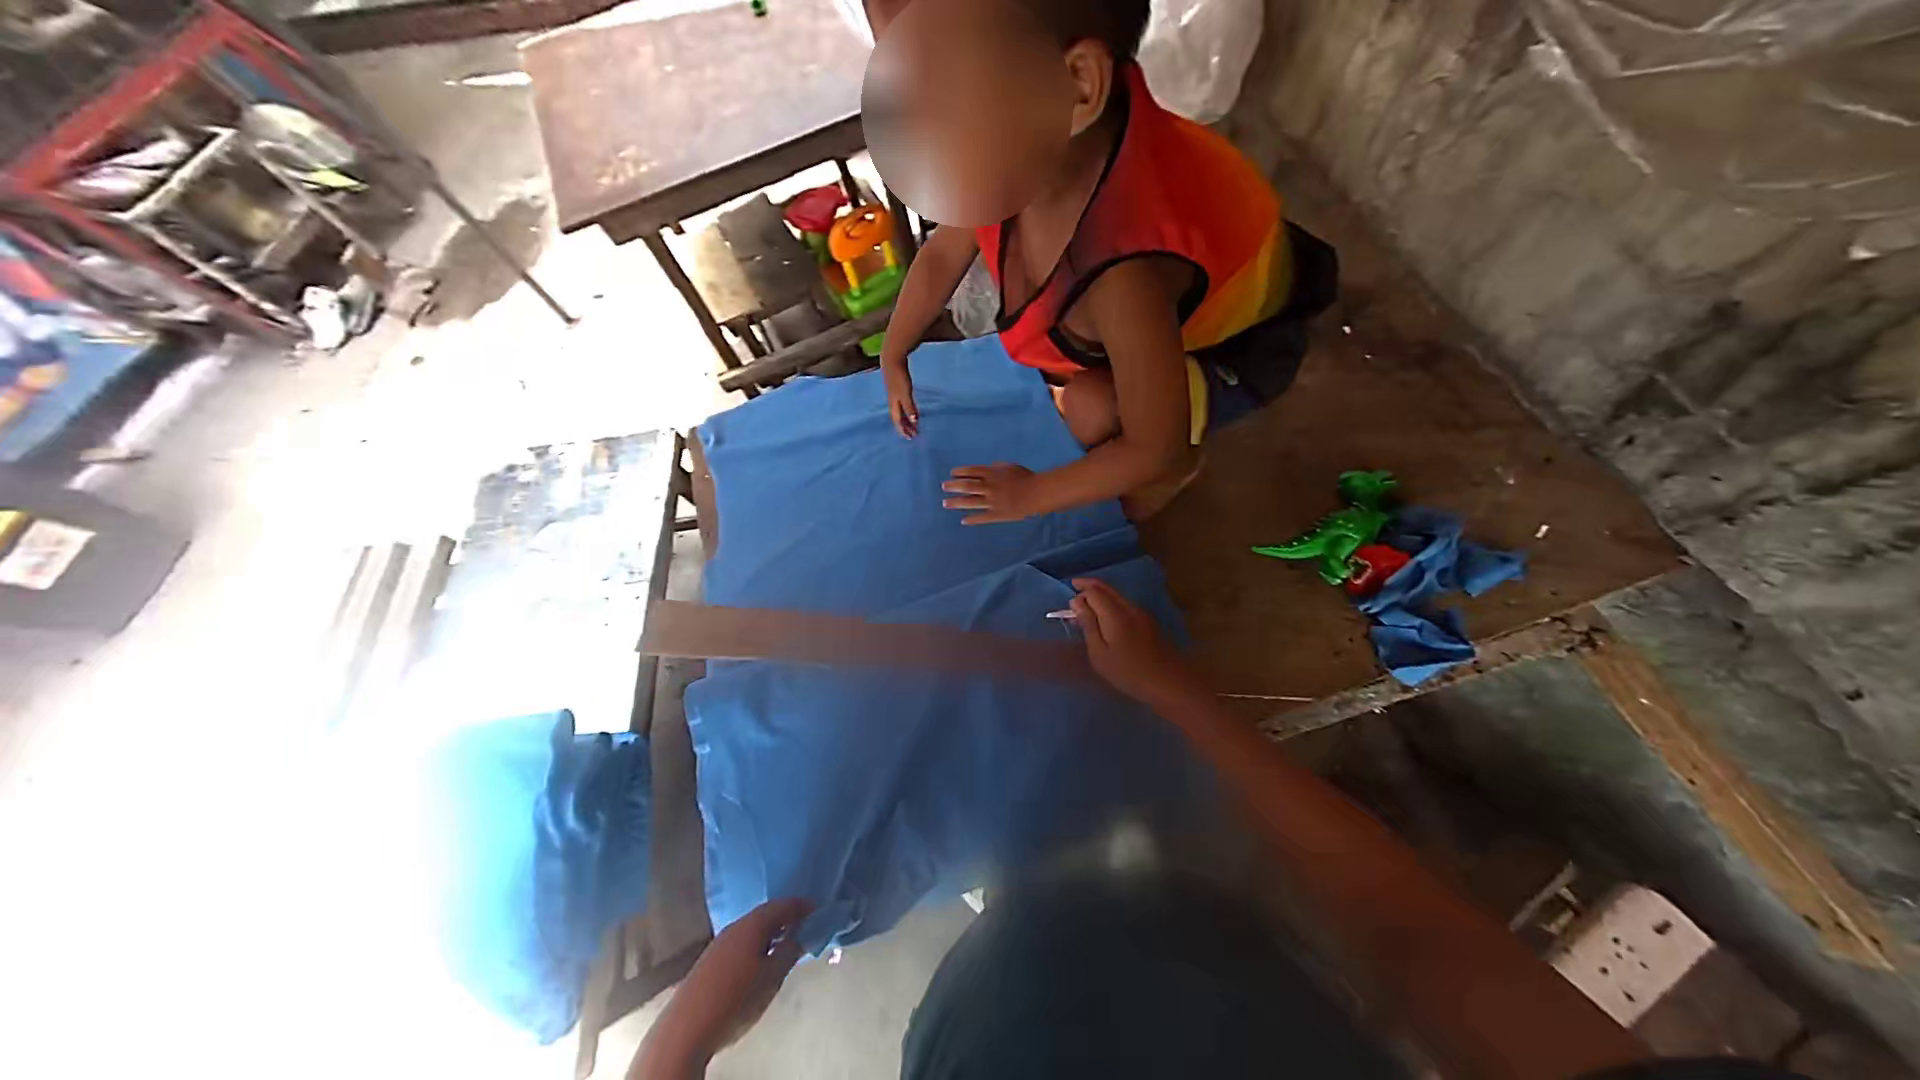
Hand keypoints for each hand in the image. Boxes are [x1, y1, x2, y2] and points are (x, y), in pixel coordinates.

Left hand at [633, 898, 811, 1077]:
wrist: (685, 1029)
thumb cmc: (736, 999)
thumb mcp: (772, 977)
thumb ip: (790, 952)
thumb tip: (800, 936)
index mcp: (752, 925)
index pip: (783, 905)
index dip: (802, 906)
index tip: (818, 910)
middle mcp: (735, 927)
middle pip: (766, 915)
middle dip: (786, 918)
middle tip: (805, 926)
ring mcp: (719, 943)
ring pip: (752, 929)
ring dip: (770, 932)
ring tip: (786, 944)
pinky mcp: (709, 961)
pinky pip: (740, 941)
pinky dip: (756, 943)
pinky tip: (760, 960)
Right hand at [882, 359, 918, 438]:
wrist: (892, 359)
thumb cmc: (899, 377)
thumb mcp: (905, 393)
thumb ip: (909, 407)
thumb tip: (914, 421)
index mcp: (893, 404)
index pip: (898, 421)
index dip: (904, 430)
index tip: (911, 437)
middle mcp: (892, 401)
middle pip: (898, 418)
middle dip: (905, 427)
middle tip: (914, 434)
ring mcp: (894, 395)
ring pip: (899, 411)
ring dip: (906, 419)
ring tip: (913, 425)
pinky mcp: (897, 389)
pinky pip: (901, 404)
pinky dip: (906, 410)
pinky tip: (910, 409)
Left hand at [942, 463, 1039, 524]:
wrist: (1037, 493)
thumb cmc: (1026, 478)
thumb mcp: (1011, 467)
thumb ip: (998, 467)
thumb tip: (989, 467)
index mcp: (992, 474)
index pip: (971, 472)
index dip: (960, 473)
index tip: (952, 474)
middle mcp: (988, 487)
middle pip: (966, 486)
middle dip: (953, 487)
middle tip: (944, 487)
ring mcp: (991, 502)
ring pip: (970, 502)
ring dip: (956, 503)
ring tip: (945, 503)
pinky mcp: (996, 514)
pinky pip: (981, 517)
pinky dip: (972, 519)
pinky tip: (963, 520)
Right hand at [1070, 578, 1202, 706]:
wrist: (1169, 682)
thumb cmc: (1128, 671)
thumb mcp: (1099, 653)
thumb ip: (1088, 624)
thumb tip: (1077, 601)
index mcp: (1115, 613)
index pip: (1094, 592)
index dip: (1080, 592)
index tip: (1068, 601)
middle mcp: (1129, 608)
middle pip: (1107, 588)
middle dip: (1090, 585)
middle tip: (1075, 587)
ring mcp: (1142, 614)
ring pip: (1117, 596)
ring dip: (1101, 595)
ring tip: (1088, 605)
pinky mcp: (1149, 623)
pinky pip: (1125, 605)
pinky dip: (1111, 604)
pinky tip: (1106, 617)